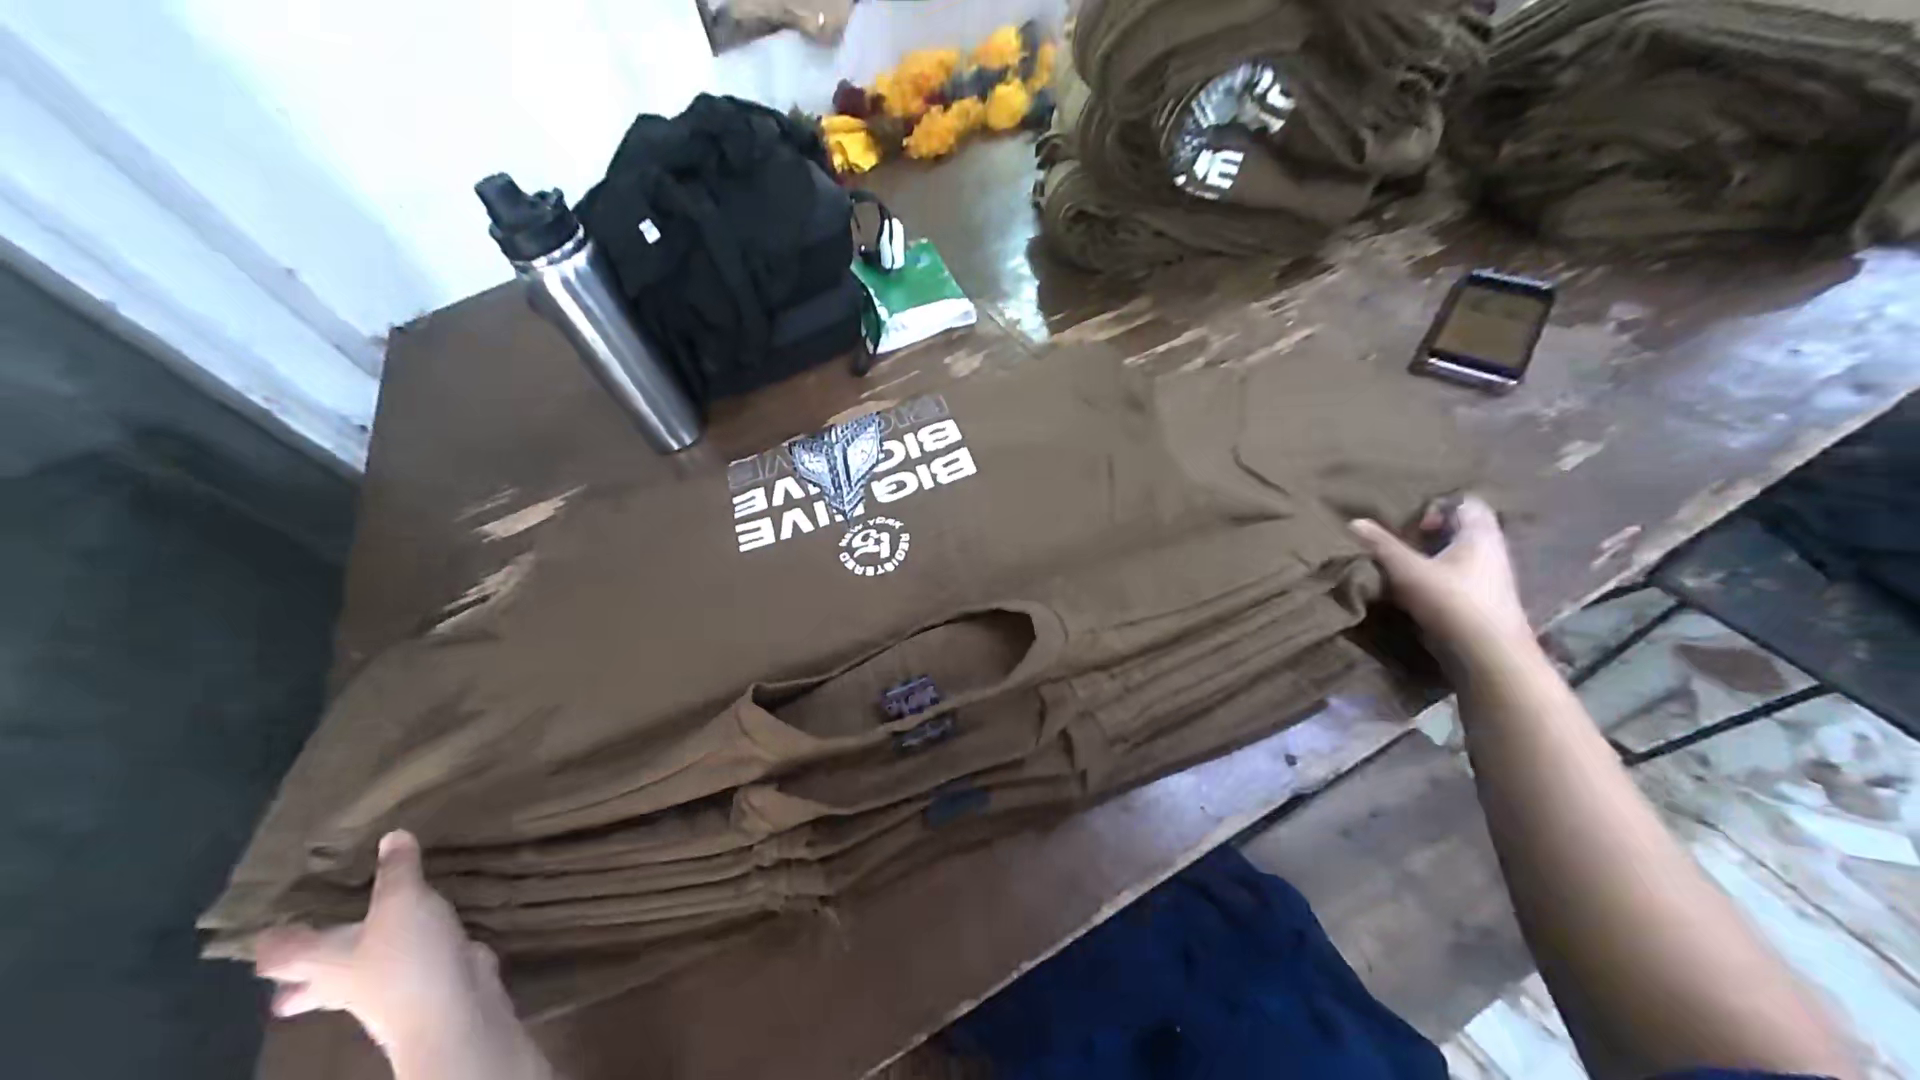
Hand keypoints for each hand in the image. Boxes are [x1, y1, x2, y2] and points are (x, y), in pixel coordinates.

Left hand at [254, 831, 547, 1079]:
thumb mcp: (403, 900)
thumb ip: (398, 869)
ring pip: (343, 983)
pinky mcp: (409, 991)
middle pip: (298, 985)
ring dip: (346, 967)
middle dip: (296, 973)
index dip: (270, 940)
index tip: (268, 923)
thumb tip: (392, 834)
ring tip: (360, 940)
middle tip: (304, 944)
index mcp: (319, 961)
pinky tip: (411, 943)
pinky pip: (389, 974)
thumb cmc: (406, 956)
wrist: (448, 1007)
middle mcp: (336, 980)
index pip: (276, 955)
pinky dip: (393, 961)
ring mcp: (372, 991)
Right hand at [1348, 494, 1535, 672]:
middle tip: (1402, 545)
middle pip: (1461, 530)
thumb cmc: (1451, 600)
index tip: (1412, 526)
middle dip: (1430, 535)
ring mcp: (1492, 578)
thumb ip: (1381, 545)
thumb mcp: (1407, 569)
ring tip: (1403, 569)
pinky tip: (1416, 593)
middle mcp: (1492, 550)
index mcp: (1480, 534)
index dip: (1437, 507)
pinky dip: (1438, 580)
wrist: (1488, 653)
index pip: (1466, 503)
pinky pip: (1459, 579)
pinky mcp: (1486, 602)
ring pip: (1459, 556)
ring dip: (1432, 560)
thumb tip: (1354, 521)